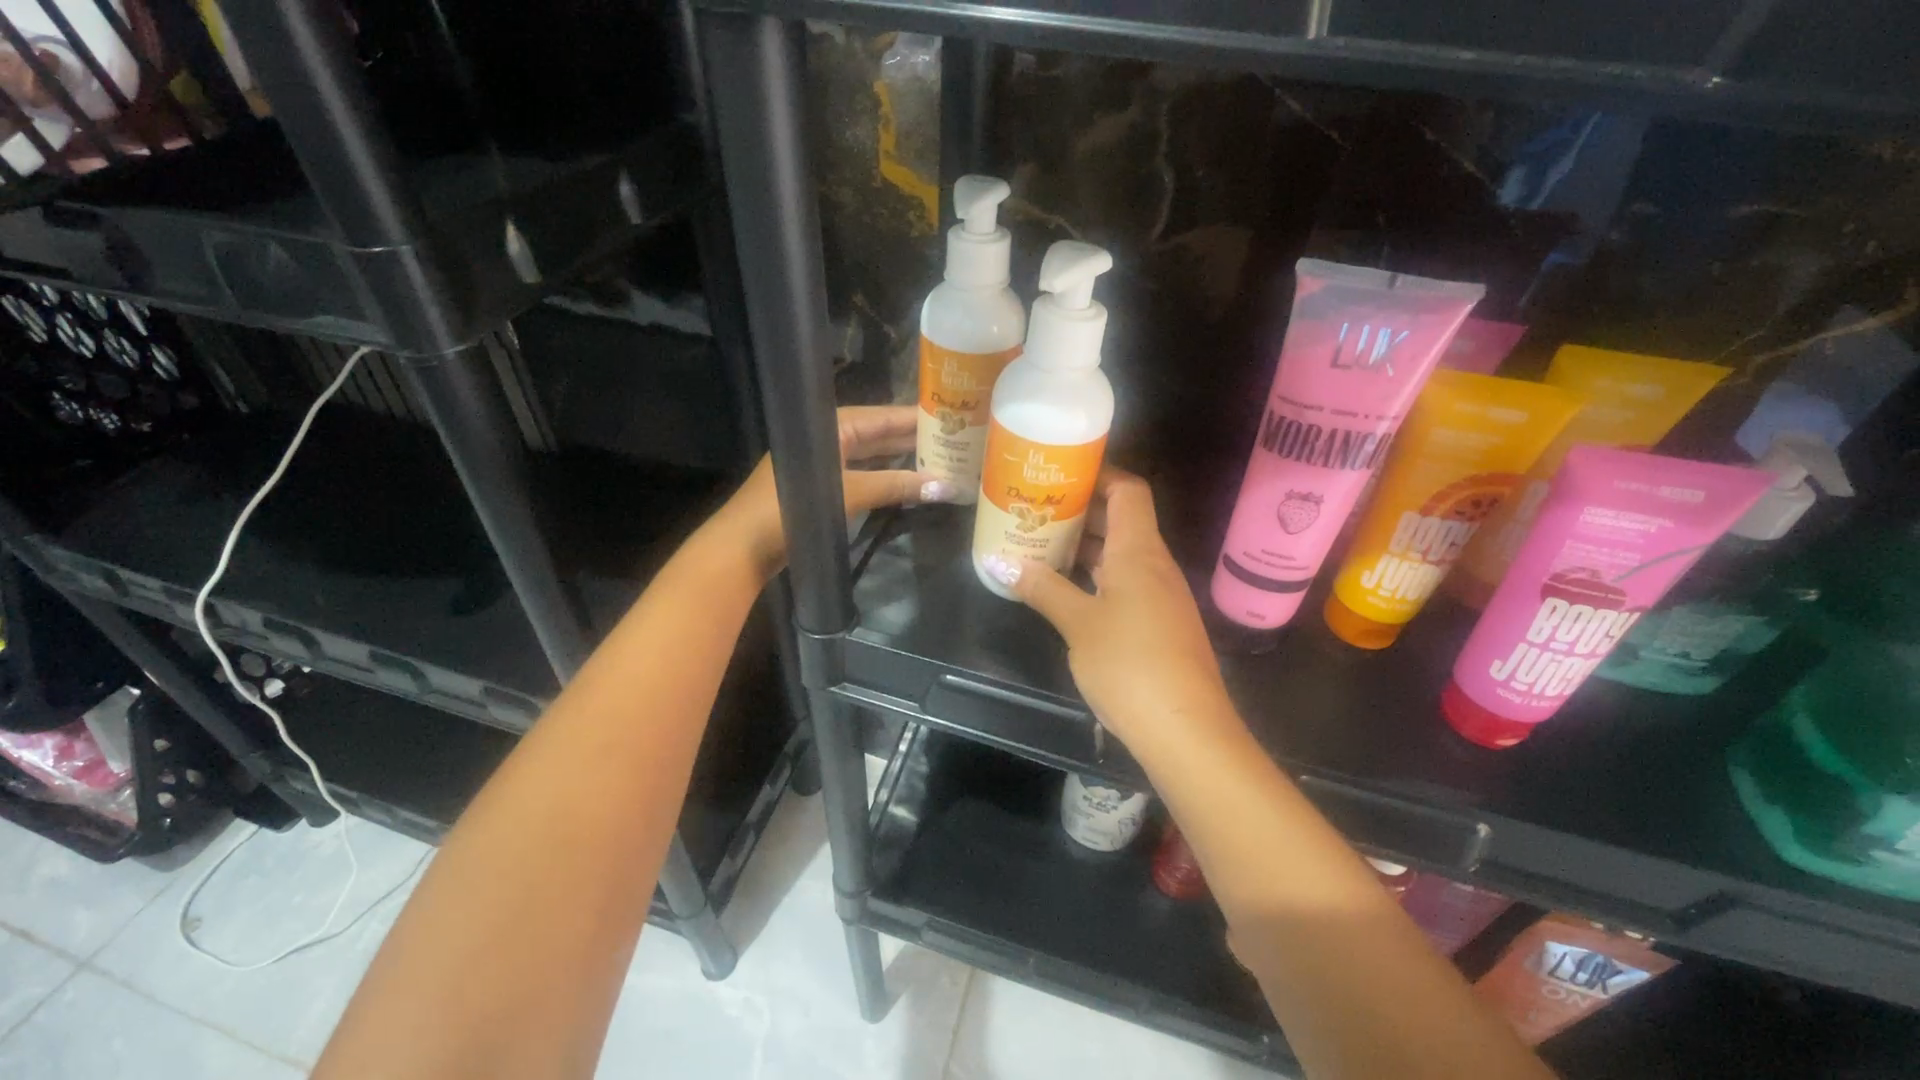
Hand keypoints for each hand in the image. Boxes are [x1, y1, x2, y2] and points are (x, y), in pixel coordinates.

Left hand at [713, 405, 954, 579]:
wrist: (743, 547)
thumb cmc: (792, 508)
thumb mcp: (848, 493)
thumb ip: (896, 486)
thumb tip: (947, 486)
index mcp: (831, 427)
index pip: (884, 416)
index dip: (918, 417)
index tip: (955, 418)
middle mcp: (828, 439)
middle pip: (880, 435)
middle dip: (916, 440)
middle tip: (958, 442)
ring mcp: (823, 466)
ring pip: (873, 458)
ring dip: (903, 462)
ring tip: (943, 463)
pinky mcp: (821, 491)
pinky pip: (864, 478)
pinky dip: (887, 481)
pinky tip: (911, 486)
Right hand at [982, 469, 1235, 747]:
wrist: (1187, 730)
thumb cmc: (1130, 665)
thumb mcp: (1077, 624)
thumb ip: (1041, 588)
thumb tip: (999, 562)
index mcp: (1139, 551)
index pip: (1128, 489)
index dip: (1098, 474)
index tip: (1058, 475)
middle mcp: (1155, 565)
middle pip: (1122, 520)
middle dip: (1080, 512)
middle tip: (1034, 510)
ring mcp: (1162, 597)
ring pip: (1122, 556)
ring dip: (1085, 548)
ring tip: (1040, 545)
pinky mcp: (1161, 625)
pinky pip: (1127, 584)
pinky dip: (1097, 578)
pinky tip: (1065, 591)